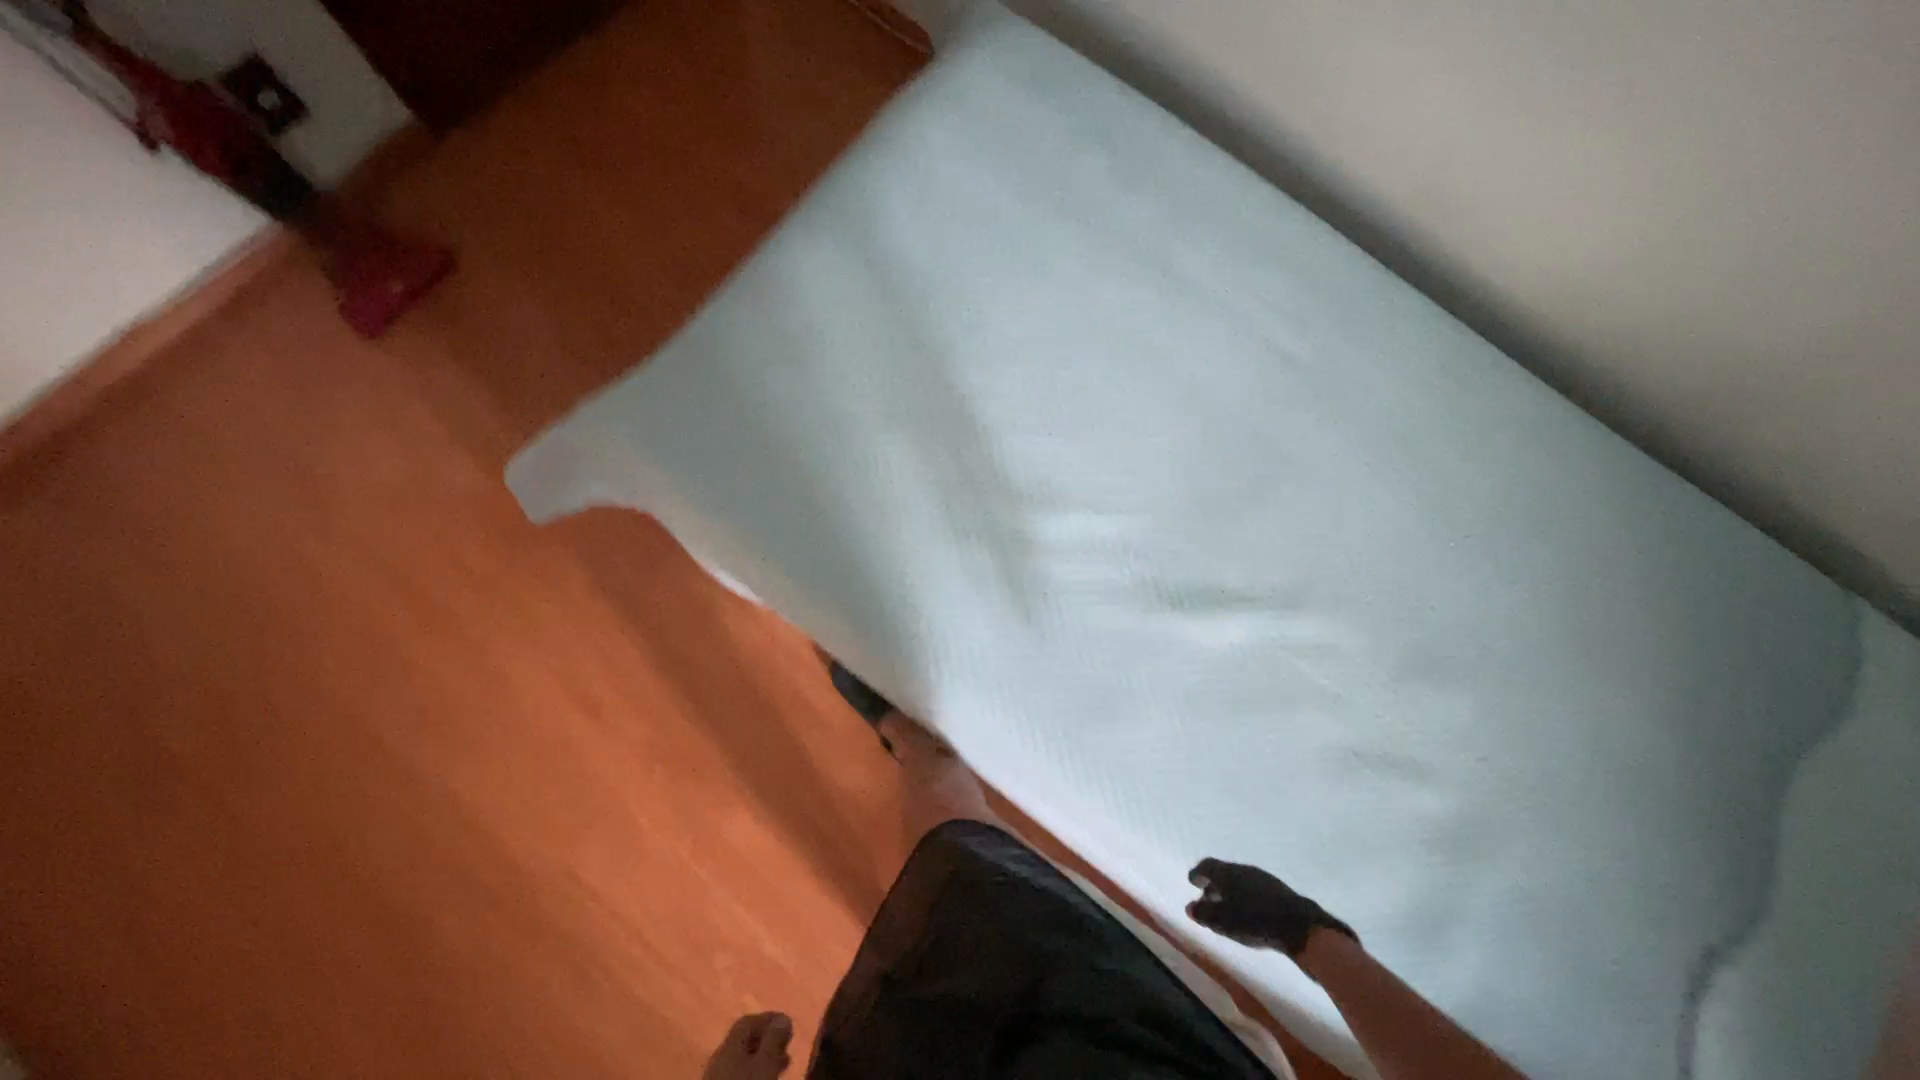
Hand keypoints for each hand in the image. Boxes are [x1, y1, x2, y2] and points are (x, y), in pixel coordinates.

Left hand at [702, 1012, 792, 1079]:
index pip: (748, 1021)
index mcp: (729, 1047)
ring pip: (743, 1060)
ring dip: (764, 1058)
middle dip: (768, 1039)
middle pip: (745, 1041)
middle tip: (789, 1044)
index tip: (789, 1023)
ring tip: (784, 1065)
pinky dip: (756, 1073)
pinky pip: (740, 1076)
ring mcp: (718, 1078)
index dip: (769, 1018)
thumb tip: (783, 1018)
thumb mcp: (765, 1066)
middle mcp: (720, 1059)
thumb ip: (773, 1041)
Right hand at [1187, 857, 1354, 957]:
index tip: (1192, 882)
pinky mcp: (1277, 890)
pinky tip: (1247, 911)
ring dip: (1229, 891)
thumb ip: (1203, 913)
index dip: (1197, 874)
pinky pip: (1253, 888)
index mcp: (1227, 873)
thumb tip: (1190, 907)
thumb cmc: (1253, 922)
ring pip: (1239, 880)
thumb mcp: (1222, 921)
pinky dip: (1244, 896)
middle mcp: (1243, 870)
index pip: (1206, 866)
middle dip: (1213, 884)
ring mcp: (1263, 878)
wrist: (1299, 927)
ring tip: (1226, 908)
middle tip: (1207, 898)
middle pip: (1223, 872)